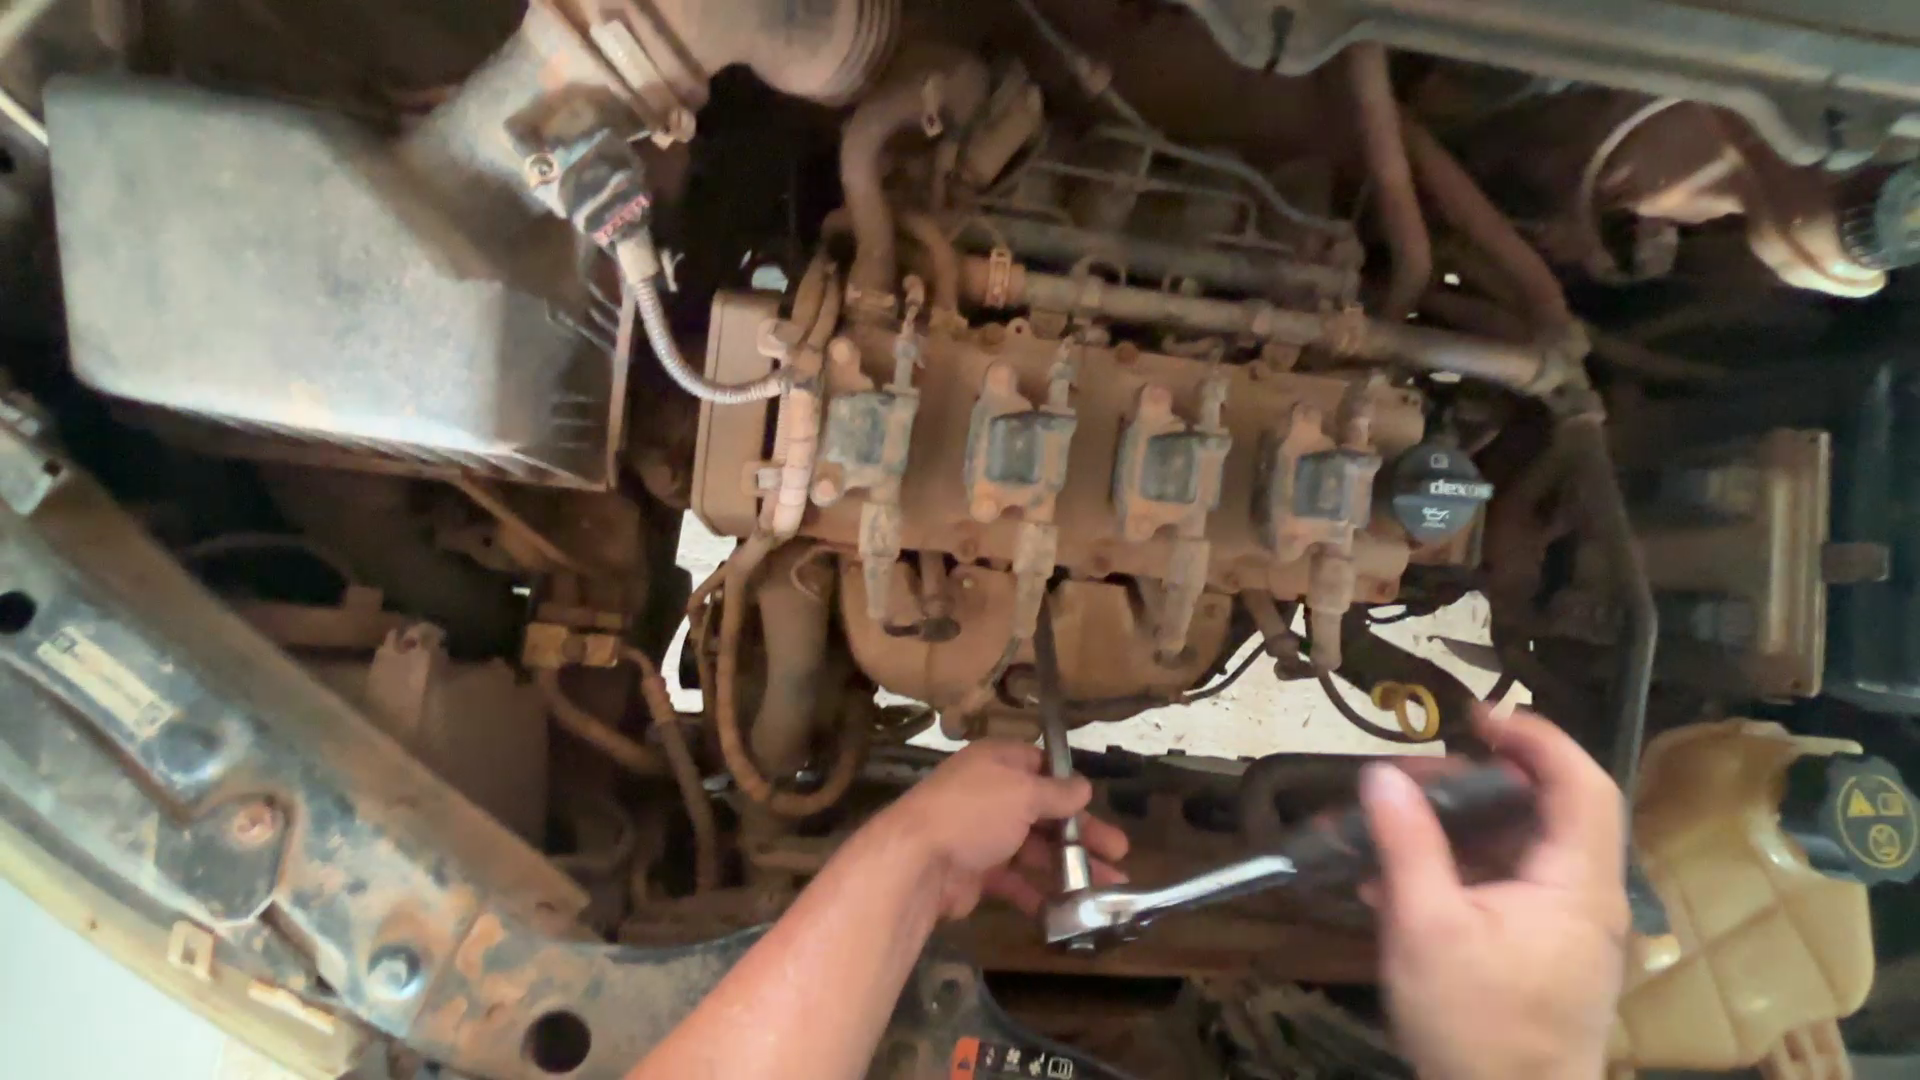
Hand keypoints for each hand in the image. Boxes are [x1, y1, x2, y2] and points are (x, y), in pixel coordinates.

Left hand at [875, 739, 1128, 919]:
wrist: (917, 862)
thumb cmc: (973, 812)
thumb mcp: (1022, 792)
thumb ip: (1056, 793)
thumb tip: (1083, 787)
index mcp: (997, 762)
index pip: (1039, 765)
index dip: (1068, 784)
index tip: (1097, 804)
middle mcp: (989, 793)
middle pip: (1044, 811)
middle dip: (1082, 833)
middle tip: (1120, 852)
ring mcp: (982, 834)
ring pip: (1035, 849)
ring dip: (1070, 867)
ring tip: (1109, 888)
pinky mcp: (977, 871)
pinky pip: (1015, 880)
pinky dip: (1040, 893)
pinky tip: (1069, 909)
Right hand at [1361, 706, 1628, 1079]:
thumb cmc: (1475, 1022)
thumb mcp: (1426, 927)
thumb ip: (1406, 843)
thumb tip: (1382, 773)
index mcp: (1573, 886)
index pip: (1582, 788)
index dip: (1538, 739)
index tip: (1475, 715)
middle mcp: (1575, 896)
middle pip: (1532, 810)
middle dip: (1460, 783)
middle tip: (1397, 780)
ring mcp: (1553, 922)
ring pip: (1503, 844)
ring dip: (1439, 825)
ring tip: (1375, 826)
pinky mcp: (1527, 943)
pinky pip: (1487, 881)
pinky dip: (1439, 865)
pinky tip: (1383, 879)